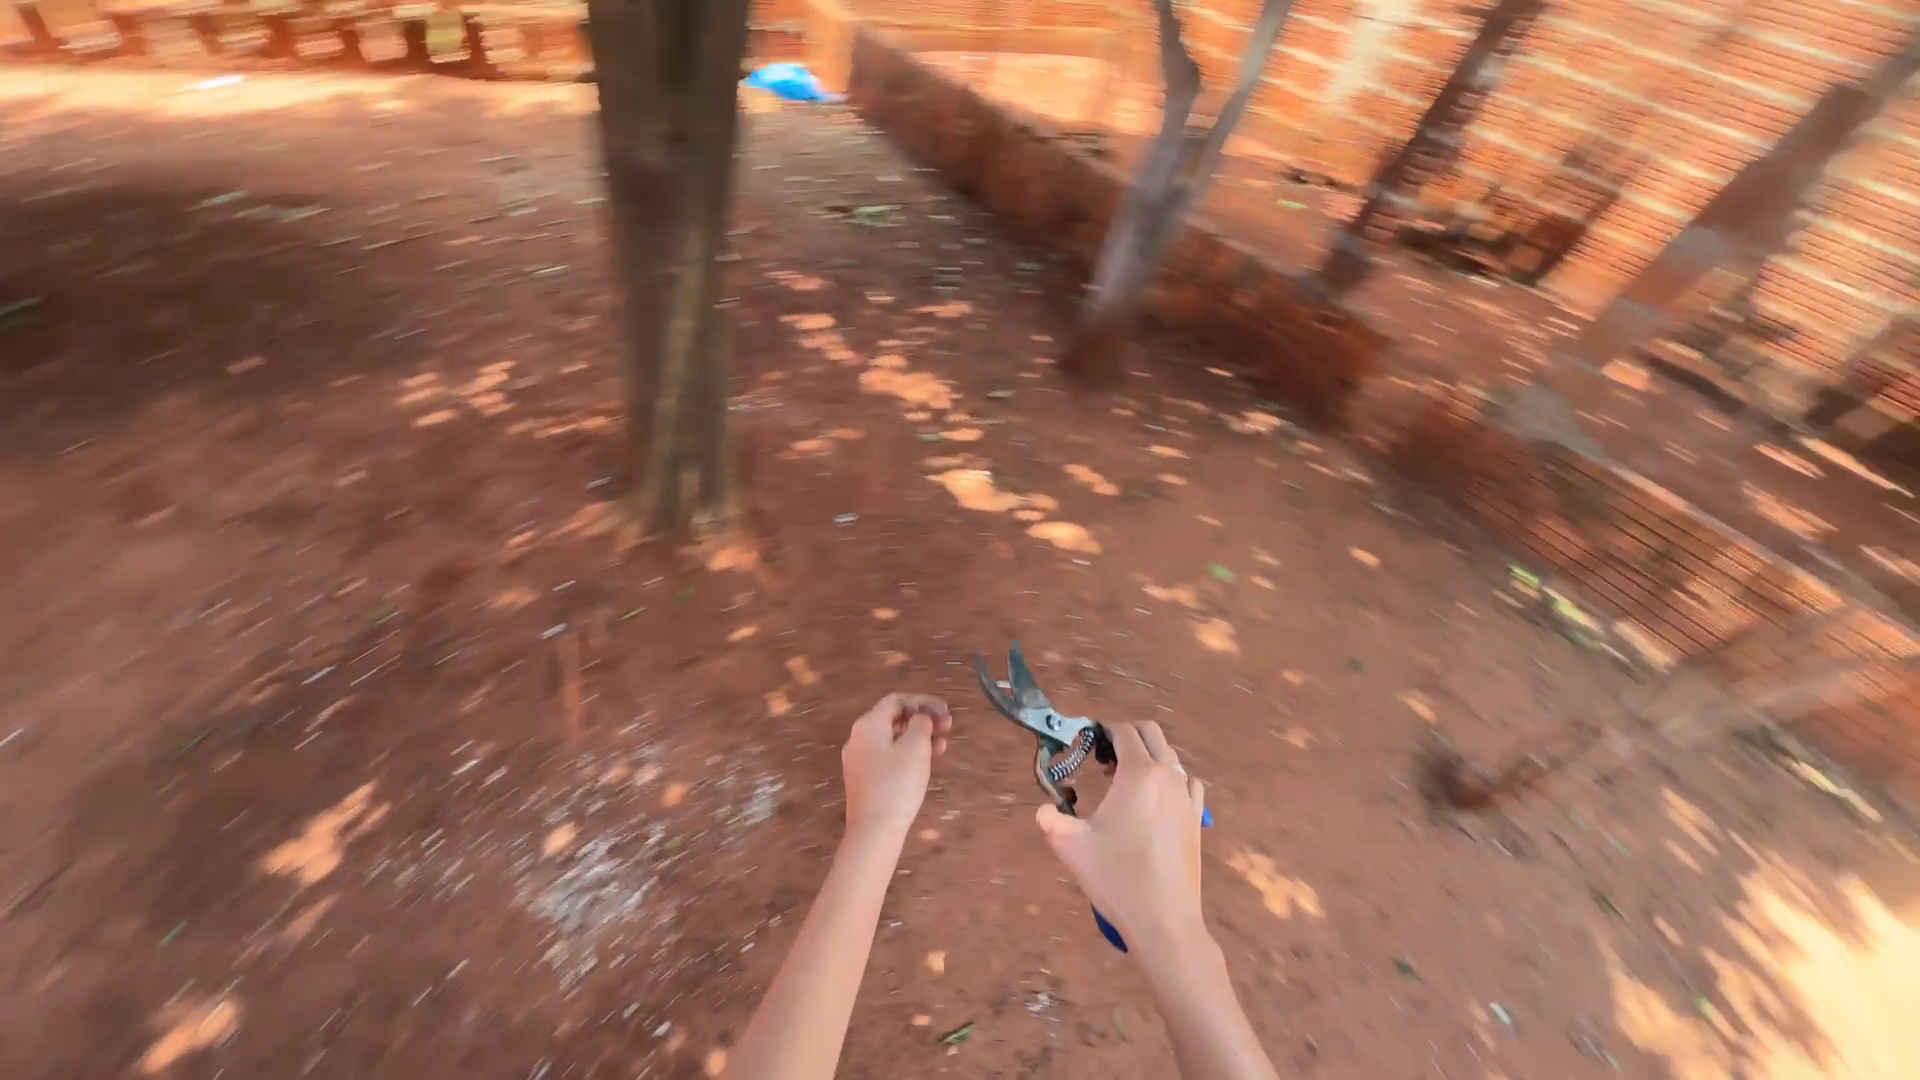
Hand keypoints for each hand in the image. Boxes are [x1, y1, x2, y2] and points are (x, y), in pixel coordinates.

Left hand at [840, 693, 951, 836]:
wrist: (874, 830)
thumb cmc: (897, 782)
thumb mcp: (916, 746)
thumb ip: (921, 724)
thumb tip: (919, 719)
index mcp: (868, 724)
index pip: (896, 701)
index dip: (923, 702)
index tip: (945, 712)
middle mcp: (858, 738)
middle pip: (893, 719)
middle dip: (922, 720)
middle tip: (947, 727)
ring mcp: (858, 760)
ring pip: (892, 740)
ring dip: (917, 738)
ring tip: (942, 745)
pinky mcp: (862, 780)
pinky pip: (886, 757)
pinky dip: (906, 754)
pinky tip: (924, 764)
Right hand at [1036, 721, 1207, 954]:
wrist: (1163, 921)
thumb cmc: (1116, 877)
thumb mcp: (1070, 845)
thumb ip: (1050, 819)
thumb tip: (1044, 810)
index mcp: (1138, 773)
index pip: (1123, 732)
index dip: (1102, 730)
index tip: (1085, 744)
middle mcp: (1167, 775)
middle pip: (1150, 732)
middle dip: (1126, 736)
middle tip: (1103, 759)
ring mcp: (1187, 796)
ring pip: (1170, 755)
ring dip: (1147, 756)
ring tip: (1124, 783)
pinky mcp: (1197, 818)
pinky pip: (1186, 781)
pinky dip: (1170, 778)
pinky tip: (1154, 802)